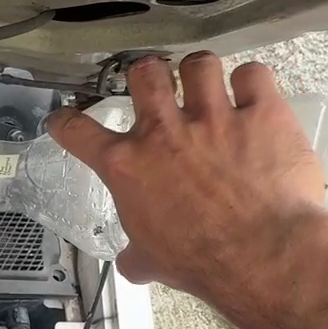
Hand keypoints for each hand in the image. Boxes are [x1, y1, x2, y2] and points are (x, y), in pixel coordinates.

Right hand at [48, 52, 327, 302]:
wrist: (259, 254)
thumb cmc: (198, 260)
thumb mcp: (150, 261)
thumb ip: (135, 254)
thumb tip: (131, 264)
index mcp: (126, 167)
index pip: (78, 132)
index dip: (65, 122)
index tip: (65, 120)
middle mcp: (164, 132)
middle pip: (145, 74)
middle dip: (148, 75)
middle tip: (157, 87)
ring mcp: (215, 117)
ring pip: (199, 64)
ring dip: (200, 73)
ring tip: (207, 86)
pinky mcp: (262, 114)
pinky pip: (254, 74)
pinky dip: (252, 81)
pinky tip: (253, 94)